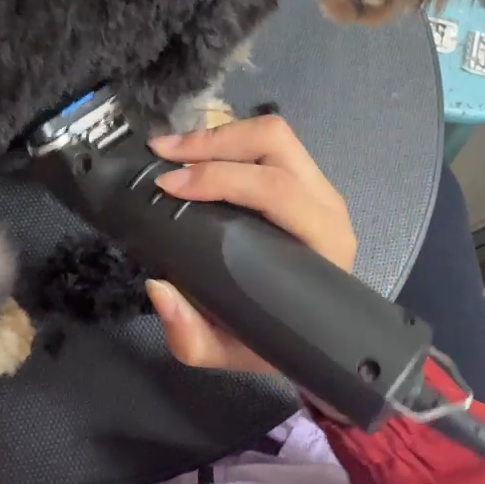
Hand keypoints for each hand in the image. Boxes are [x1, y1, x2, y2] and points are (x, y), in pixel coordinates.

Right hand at [144, 115, 356, 374]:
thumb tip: (158, 288)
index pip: (276, 189)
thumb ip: (191, 335)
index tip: (168, 188)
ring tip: (172, 149)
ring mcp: (318, 186)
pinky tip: (192, 152)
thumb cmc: (274, 339)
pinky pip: (267, 142)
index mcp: (322, 243)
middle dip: (213, 143)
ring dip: (217, 135)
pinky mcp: (304, 177)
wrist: (314, 340)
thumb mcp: (230, 350)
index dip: (219, 179)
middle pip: (275, 143)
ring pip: (272, 133)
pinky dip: (225, 139)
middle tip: (163, 155)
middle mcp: (325, 206)